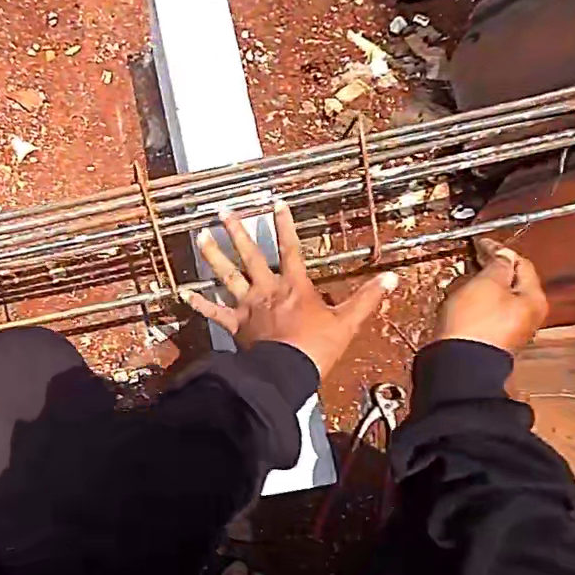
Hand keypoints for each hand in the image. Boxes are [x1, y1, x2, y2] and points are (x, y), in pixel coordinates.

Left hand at [181, 200, 397, 379]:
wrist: (288, 372)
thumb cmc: (317, 347)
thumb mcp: (347, 322)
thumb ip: (367, 298)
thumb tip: (392, 278)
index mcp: (294, 285)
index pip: (290, 247)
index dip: (284, 224)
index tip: (275, 201)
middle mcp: (267, 289)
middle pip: (250, 255)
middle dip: (236, 231)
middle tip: (221, 210)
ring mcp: (247, 306)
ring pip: (227, 276)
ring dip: (212, 255)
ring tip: (199, 235)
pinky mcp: (235, 325)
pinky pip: (213, 313)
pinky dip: (198, 303)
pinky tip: (182, 292)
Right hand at [434, 238, 548, 352]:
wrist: (459, 361)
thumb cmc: (475, 322)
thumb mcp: (487, 282)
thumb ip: (498, 263)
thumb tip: (502, 256)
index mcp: (534, 299)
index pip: (522, 264)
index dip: (500, 250)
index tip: (482, 244)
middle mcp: (528, 316)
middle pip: (512, 283)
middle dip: (492, 270)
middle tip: (473, 260)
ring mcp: (511, 329)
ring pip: (499, 298)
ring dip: (483, 287)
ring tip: (464, 281)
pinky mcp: (493, 339)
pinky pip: (488, 314)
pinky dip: (477, 303)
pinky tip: (462, 303)